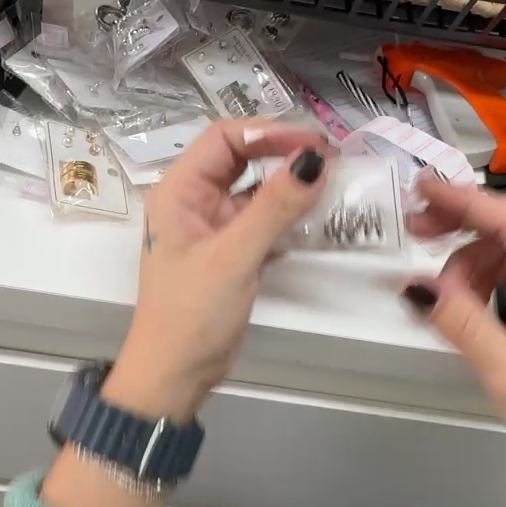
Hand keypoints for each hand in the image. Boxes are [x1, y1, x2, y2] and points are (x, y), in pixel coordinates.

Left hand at [102, 120, 331, 423]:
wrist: (175, 374)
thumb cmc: (192, 313)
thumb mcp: (234, 256)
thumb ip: (275, 207)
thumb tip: (314, 161)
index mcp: (178, 190)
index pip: (224, 138)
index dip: (269, 132)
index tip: (314, 143)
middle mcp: (193, 200)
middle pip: (240, 158)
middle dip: (282, 153)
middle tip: (328, 158)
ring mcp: (211, 227)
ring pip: (254, 190)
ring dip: (288, 186)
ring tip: (330, 183)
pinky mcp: (229, 252)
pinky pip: (261, 221)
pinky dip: (287, 217)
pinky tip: (316, 219)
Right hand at [403, 179, 505, 506]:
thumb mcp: (504, 369)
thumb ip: (459, 319)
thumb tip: (415, 285)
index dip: (468, 199)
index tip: (424, 188)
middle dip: (463, 223)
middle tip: (415, 227)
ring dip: (468, 260)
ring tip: (439, 291)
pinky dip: (480, 281)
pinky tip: (459, 299)